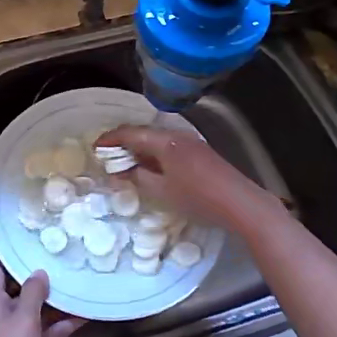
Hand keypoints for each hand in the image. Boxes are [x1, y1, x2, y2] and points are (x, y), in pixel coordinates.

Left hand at [0, 259, 80, 336]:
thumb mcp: (22, 317)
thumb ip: (32, 292)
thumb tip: (39, 271)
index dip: (10, 254)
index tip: (32, 240)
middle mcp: (6, 313)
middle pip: (21, 287)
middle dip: (40, 274)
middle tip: (65, 256)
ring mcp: (21, 332)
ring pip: (40, 309)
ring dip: (58, 299)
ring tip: (81, 279)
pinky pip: (52, 331)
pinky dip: (66, 323)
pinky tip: (88, 313)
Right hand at [96, 125, 283, 235]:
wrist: (241, 204)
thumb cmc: (198, 198)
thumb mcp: (161, 191)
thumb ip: (137, 177)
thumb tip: (120, 171)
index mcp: (165, 141)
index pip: (130, 133)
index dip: (110, 139)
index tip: (95, 148)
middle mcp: (178, 135)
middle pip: (143, 132)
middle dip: (123, 142)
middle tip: (107, 156)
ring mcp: (191, 142)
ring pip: (156, 139)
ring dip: (138, 148)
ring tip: (124, 162)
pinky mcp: (199, 151)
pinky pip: (168, 145)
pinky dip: (152, 152)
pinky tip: (149, 166)